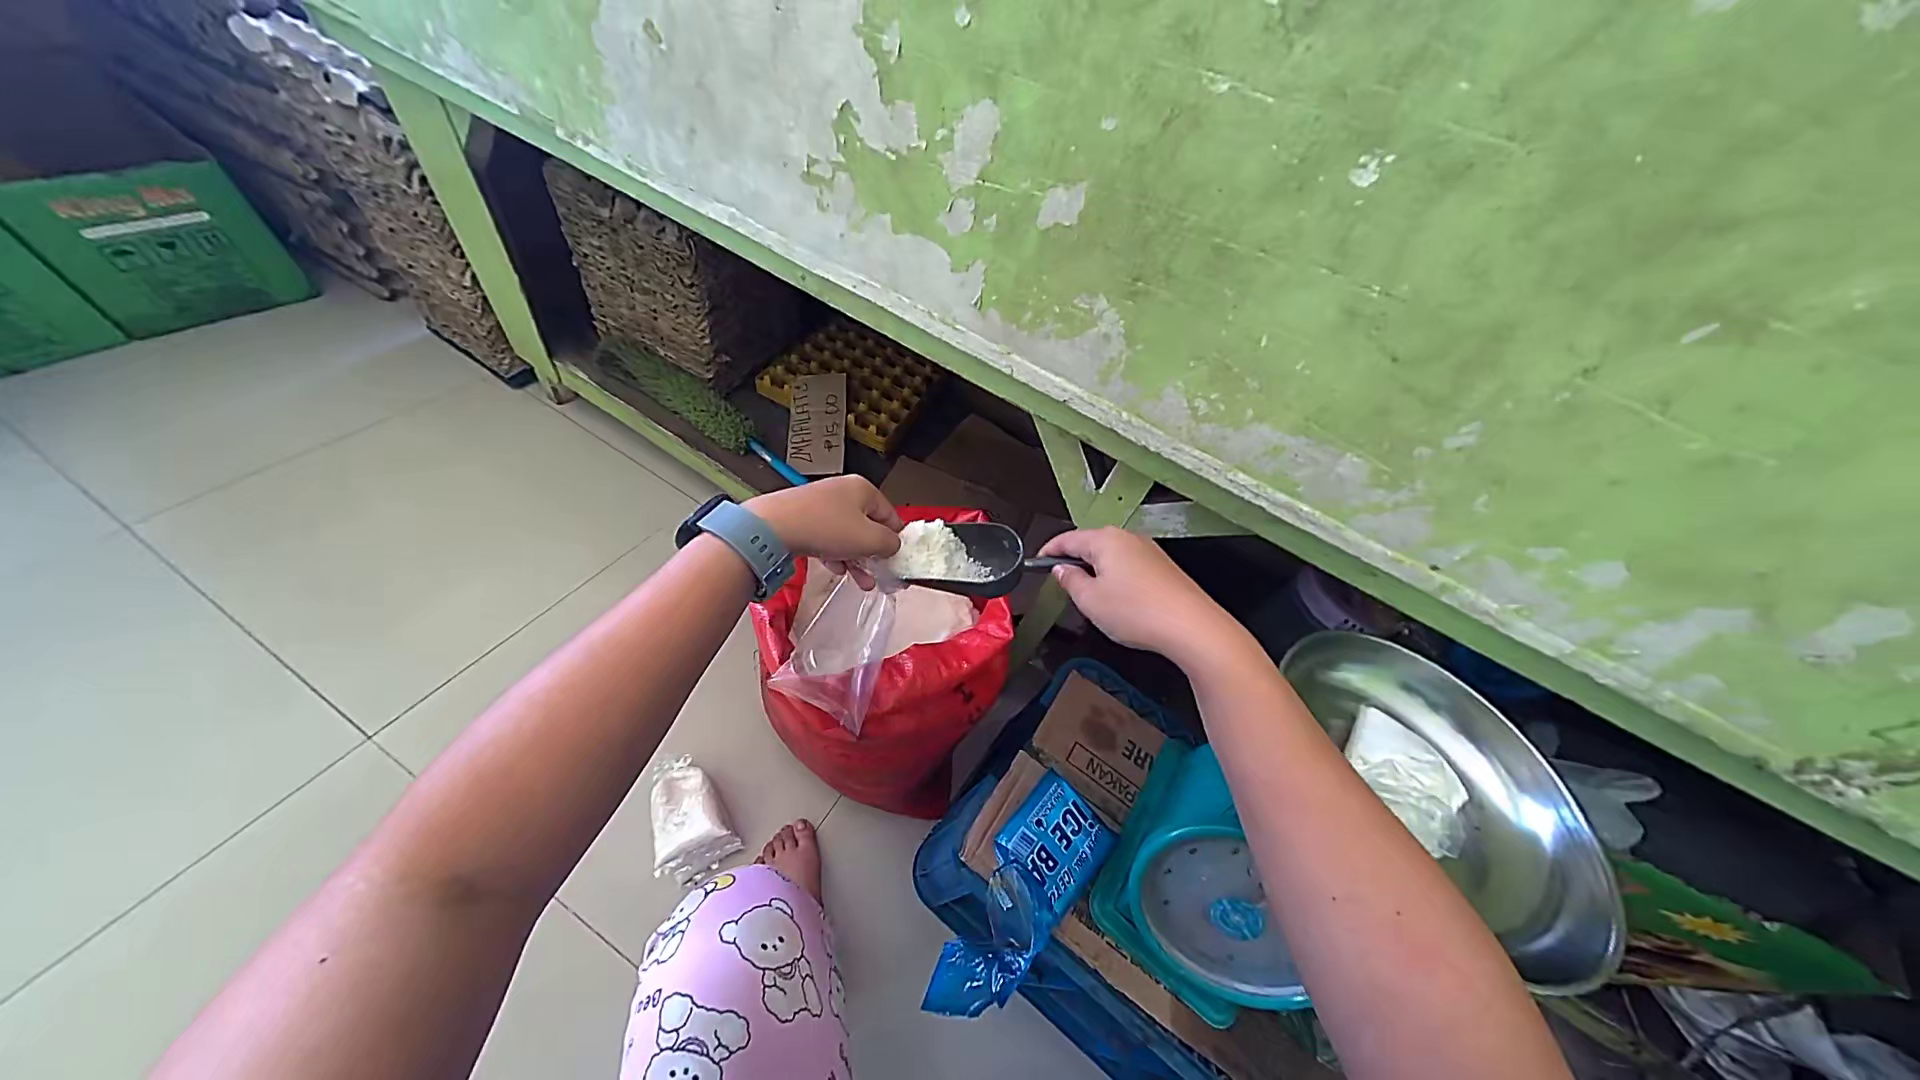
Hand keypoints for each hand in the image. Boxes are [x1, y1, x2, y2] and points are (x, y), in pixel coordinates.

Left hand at [746, 476, 902, 587]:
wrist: (772, 527)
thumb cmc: (824, 527)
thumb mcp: (869, 540)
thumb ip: (890, 544)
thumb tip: (893, 546)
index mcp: (863, 489)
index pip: (891, 516)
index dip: (896, 540)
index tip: (897, 561)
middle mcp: (843, 492)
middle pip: (868, 526)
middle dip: (874, 554)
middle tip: (880, 574)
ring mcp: (821, 505)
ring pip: (847, 535)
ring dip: (857, 559)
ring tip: (862, 581)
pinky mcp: (804, 518)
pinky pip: (828, 538)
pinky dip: (835, 554)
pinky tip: (836, 569)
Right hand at [1038, 527, 1240, 665]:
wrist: (1191, 626)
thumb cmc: (1139, 612)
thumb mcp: (1090, 601)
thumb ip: (1070, 581)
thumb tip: (1062, 570)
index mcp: (1105, 540)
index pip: (1067, 538)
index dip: (1049, 550)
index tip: (1038, 560)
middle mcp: (1128, 538)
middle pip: (1091, 543)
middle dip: (1074, 560)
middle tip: (1061, 582)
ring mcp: (1148, 550)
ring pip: (1111, 555)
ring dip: (1096, 570)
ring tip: (1090, 597)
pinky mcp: (1162, 567)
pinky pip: (1130, 565)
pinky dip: (1116, 578)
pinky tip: (1118, 600)